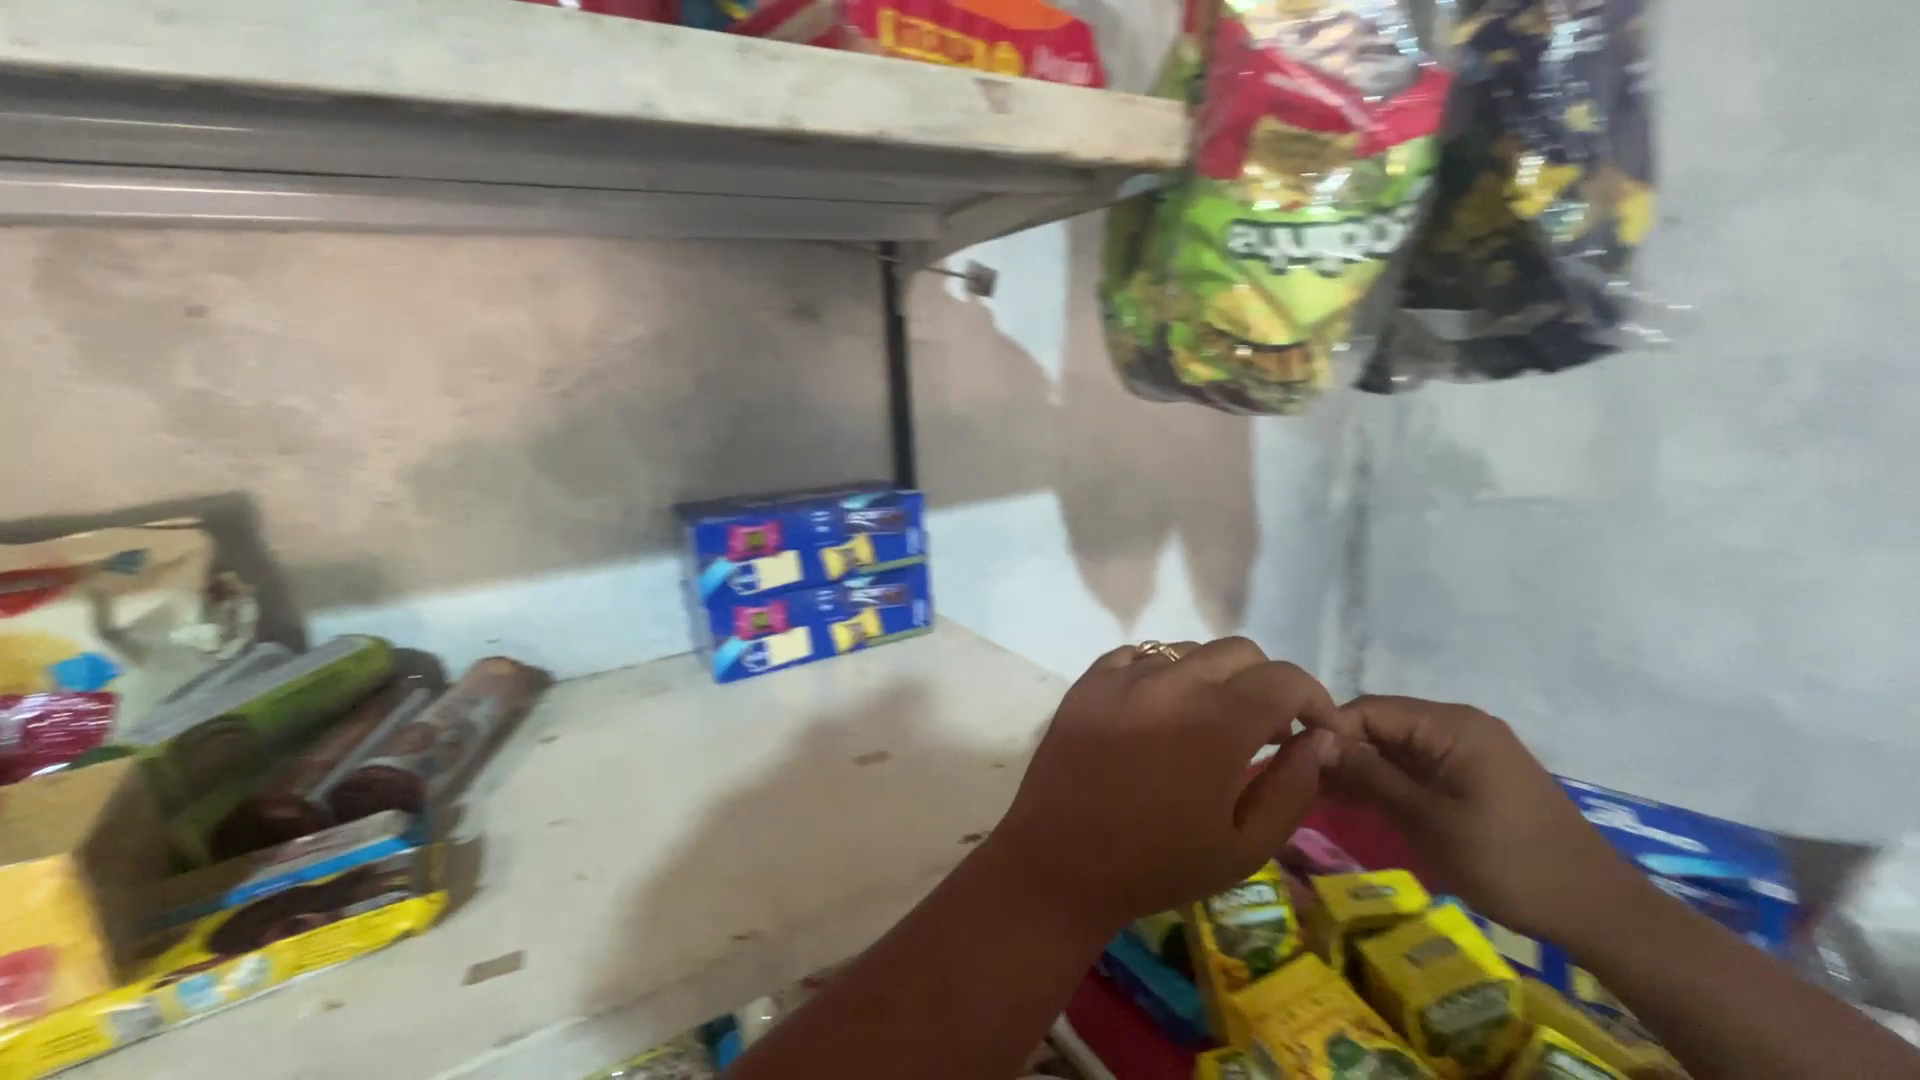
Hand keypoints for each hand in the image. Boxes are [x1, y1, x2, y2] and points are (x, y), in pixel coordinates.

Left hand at [990, 638, 1341, 933]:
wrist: (1059, 866)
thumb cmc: (1157, 867)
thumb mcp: (1245, 846)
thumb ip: (1294, 786)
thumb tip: (1320, 738)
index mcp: (1217, 723)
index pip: (1285, 679)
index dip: (1314, 700)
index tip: (1314, 731)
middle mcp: (1171, 683)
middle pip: (1241, 653)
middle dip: (1267, 684)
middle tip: (1264, 732)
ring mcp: (1123, 677)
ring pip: (1190, 650)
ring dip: (1215, 678)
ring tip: (1208, 723)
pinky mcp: (1088, 682)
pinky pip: (1140, 655)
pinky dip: (1164, 673)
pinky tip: (1160, 711)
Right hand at [1328, 695, 1643, 944]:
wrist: (1595, 909)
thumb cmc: (1507, 862)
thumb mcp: (1427, 820)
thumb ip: (1370, 776)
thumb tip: (1314, 744)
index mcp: (1452, 725)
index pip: (1368, 709)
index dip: (1328, 732)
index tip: (1293, 764)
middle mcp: (1460, 726)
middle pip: (1382, 725)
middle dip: (1341, 751)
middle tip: (1301, 786)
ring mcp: (1471, 751)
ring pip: (1397, 747)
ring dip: (1362, 769)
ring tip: (1320, 797)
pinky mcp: (1476, 776)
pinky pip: (1419, 766)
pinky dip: (1389, 781)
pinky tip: (1359, 803)